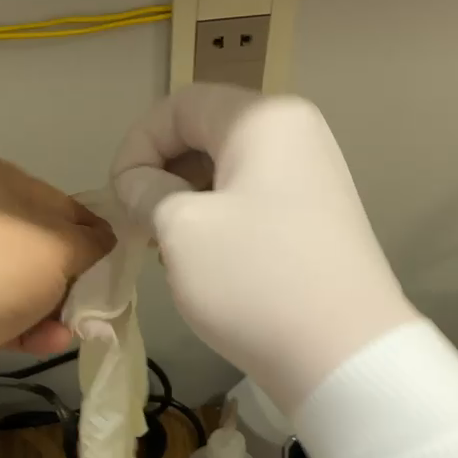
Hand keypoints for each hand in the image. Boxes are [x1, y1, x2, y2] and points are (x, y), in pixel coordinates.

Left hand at [0, 154, 115, 377]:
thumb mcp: (60, 248)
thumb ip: (91, 243)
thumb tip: (104, 240)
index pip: (57, 202)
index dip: (90, 234)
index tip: (112, 263)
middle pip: (35, 246)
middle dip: (66, 279)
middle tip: (92, 302)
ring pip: (16, 282)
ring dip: (49, 308)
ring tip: (71, 331)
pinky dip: (23, 325)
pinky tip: (49, 342)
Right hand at [111, 84, 420, 412]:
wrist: (339, 352)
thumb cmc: (254, 279)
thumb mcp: (180, 231)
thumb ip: (147, 192)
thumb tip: (138, 183)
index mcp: (264, 120)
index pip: (182, 105)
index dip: (137, 144)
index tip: (118, 197)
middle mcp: (295, 135)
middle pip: (208, 134)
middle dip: (161, 174)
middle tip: (139, 225)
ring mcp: (311, 180)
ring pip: (227, 174)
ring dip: (186, 203)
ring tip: (166, 250)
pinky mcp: (315, 222)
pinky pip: (251, 205)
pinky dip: (217, 224)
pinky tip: (203, 264)